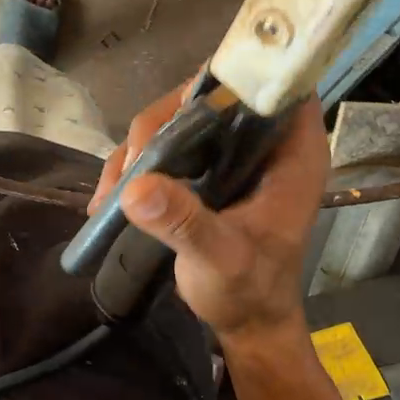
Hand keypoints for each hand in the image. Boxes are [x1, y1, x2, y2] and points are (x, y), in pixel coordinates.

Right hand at [99, 87, 328, 341]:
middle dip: (160, 125)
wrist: (244, 324)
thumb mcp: (220, 259)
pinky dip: (132, 168)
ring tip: (112, 194)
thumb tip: (137, 186)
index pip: (272, 83)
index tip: (184, 104)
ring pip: (176, 122)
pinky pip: (160, 149)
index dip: (234, 74)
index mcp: (290, 152)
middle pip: (206, 97)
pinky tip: (109, 200)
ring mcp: (226, 157)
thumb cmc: (249, 291)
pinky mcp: (199, 172)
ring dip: (138, 151)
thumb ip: (185, 222)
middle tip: (134, 164)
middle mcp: (259, 144)